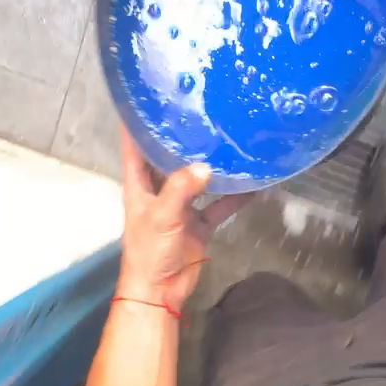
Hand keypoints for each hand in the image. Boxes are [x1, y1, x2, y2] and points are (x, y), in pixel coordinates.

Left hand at [116, 126, 250, 310]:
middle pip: (168, 157)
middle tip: (201, 110)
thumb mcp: (162, 216)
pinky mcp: (198, 224)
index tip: (148, 93)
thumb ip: (182, 189)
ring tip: (229, 140)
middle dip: (181, 137)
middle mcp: (158, 190)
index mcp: (138, 184)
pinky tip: (251, 183)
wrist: (160, 291)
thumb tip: (206, 167)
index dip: (137, 120)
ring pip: (196, 179)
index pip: (134, 144)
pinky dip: (233, 197)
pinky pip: (218, 206)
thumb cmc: (149, 252)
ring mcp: (180, 207)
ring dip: (211, 165)